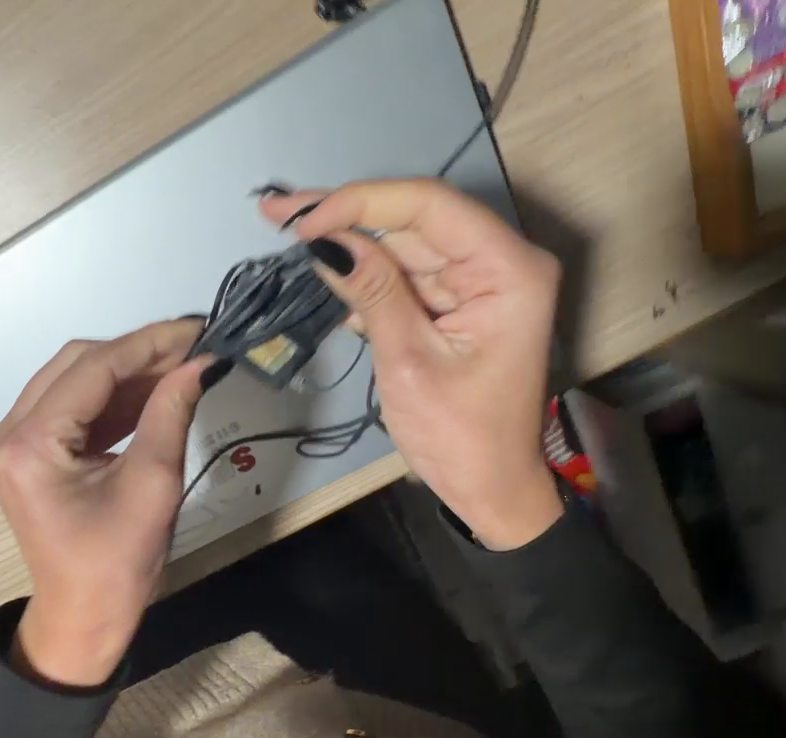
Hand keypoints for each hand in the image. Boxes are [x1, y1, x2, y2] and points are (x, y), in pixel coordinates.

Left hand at [0, 319, 211, 685]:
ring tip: (181, 369)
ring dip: (126, 375)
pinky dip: (112, 401)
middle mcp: (9, 434)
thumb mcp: (153, 486)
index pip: (92, 369)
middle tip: (193, 350)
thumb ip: (171, 414)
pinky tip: (154, 394)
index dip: (148, 344)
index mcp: (30, 446)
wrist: (83, 620)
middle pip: (76, 366)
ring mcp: (13, 444)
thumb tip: (202, 363)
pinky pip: (71, 410)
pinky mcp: (28, 455)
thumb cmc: (117, 567)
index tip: (197, 330)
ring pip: (73, 382)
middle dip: (137, 354)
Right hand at [259, 179, 563, 549]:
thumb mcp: (408, 363)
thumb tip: (325, 241)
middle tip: (277, 212)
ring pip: (407, 246)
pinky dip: (370, 279)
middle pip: (416, 220)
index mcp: (508, 271)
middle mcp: (502, 263)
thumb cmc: (459, 437)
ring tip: (290, 235)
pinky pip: (411, 277)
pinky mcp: (463, 305)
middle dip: (346, 216)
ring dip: (352, 245)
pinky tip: (330, 277)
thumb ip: (373, 293)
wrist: (490, 488)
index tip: (302, 218)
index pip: (429, 207)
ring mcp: (482, 284)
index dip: (360, 202)